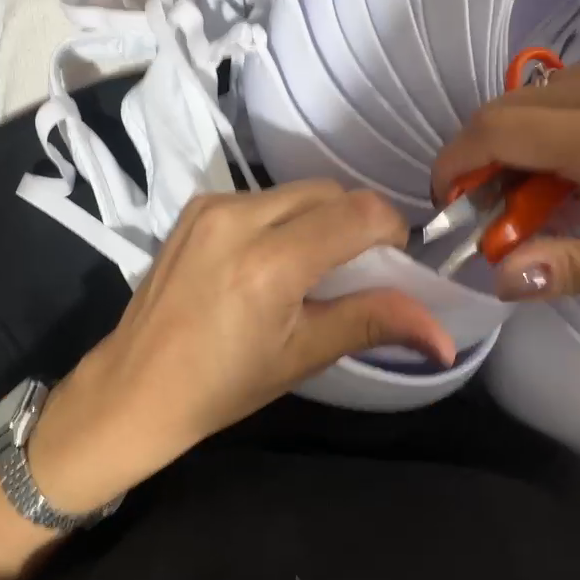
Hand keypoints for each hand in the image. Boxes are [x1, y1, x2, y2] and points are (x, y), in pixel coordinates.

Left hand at [26, 182, 454, 511]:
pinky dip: (287, 219)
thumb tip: (445, 336)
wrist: (134, 388)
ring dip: (323, 219)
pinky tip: (274, 259)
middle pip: (332, 193)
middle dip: (359, 224)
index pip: (360, 213)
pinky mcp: (197, 207)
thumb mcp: (303, 355)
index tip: (392, 269)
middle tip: (357, 272)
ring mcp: (212, 206)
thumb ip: (375, 322)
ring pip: (300, 191)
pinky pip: (266, 197)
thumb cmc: (222, 386)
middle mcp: (240, 217)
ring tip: (314, 269)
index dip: (392, 234)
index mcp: (270, 262)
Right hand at [431, 35, 579, 305]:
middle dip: (483, 160)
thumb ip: (573, 268)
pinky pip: (566, 82)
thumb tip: (500, 275)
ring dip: (518, 140)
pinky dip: (552, 118)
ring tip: (548, 187)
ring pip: (531, 96)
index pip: (495, 132)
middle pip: (503, 111)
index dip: (455, 164)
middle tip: (500, 209)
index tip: (450, 201)